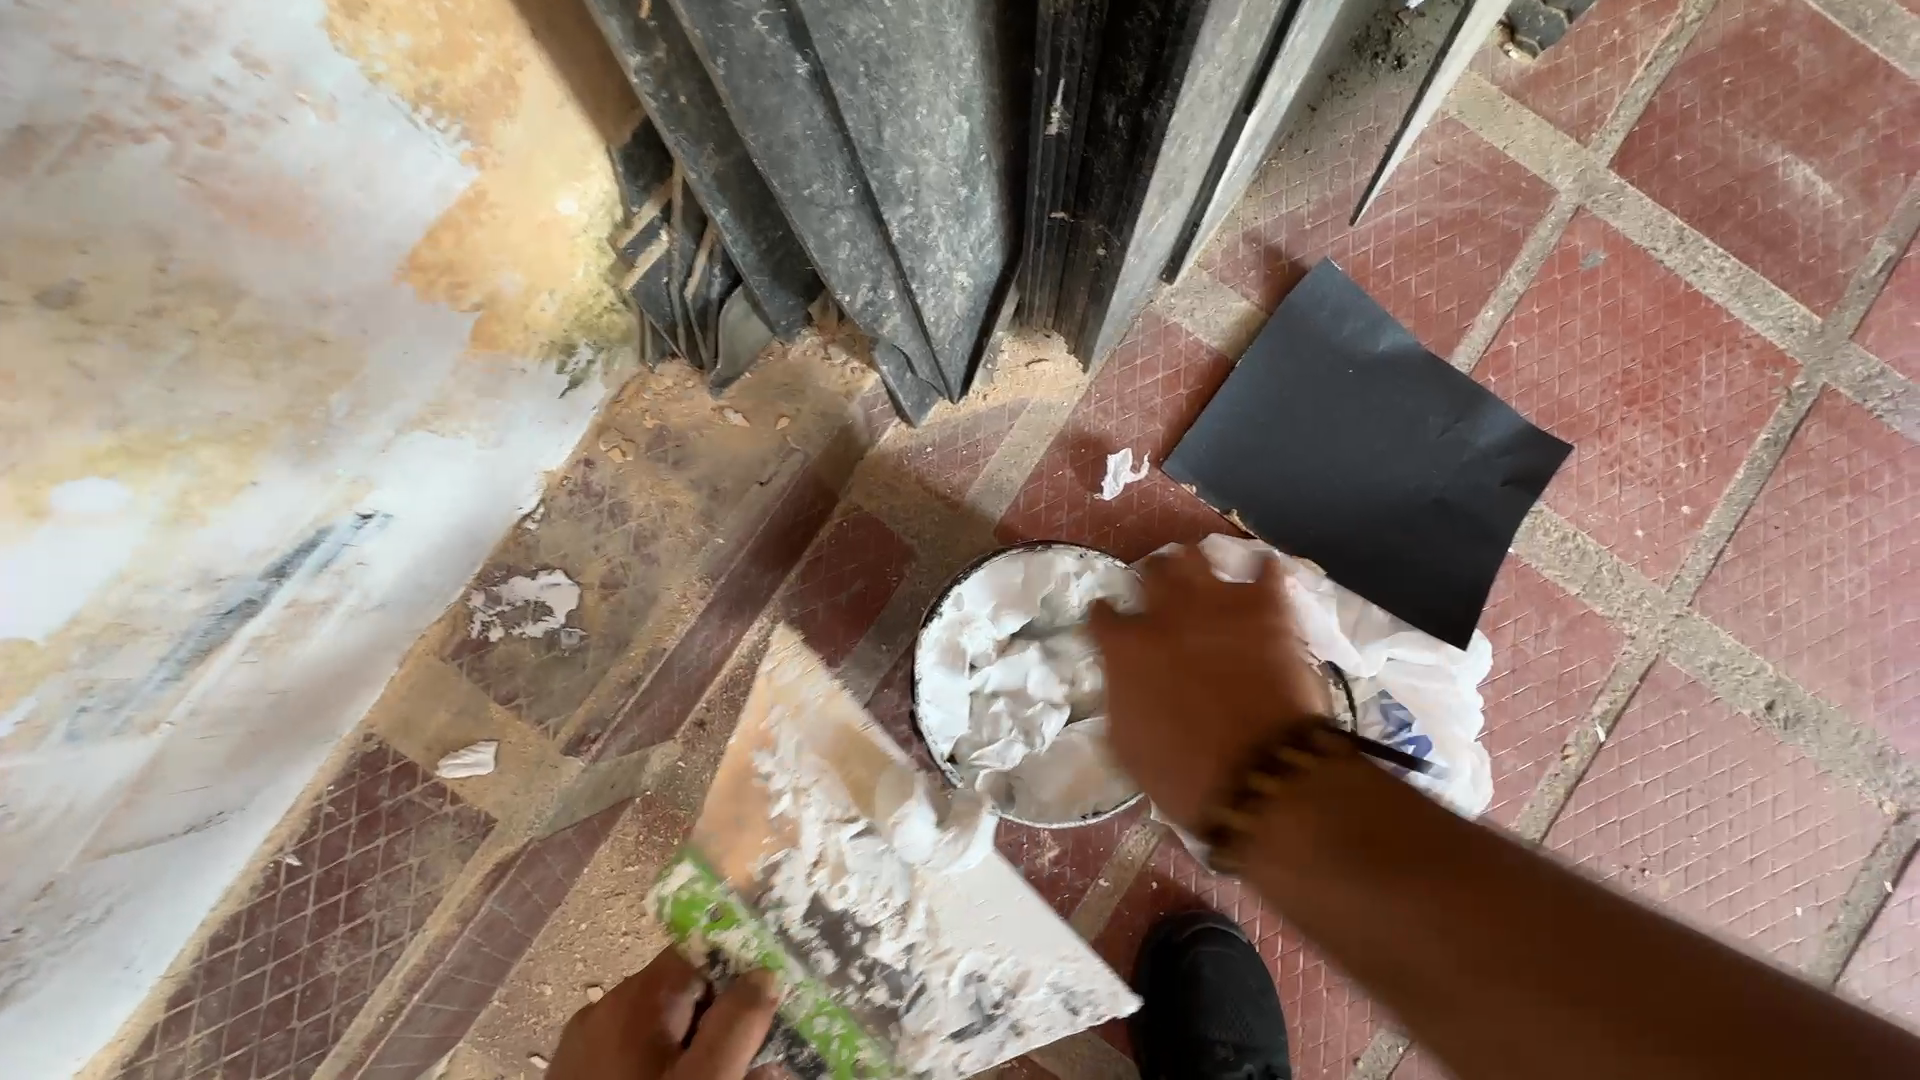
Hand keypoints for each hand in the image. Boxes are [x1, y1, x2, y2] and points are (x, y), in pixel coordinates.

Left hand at [548, 949, 782, 1079]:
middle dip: (723, 1023)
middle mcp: (604, 1011)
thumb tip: (764, 974)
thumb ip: (740, 1023)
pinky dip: (666, 1070)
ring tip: (738, 1076)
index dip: (738, 973)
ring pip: (662, 1033)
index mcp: (635, 998)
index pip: (699, 954)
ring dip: (699, 1053)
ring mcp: (585, 1051)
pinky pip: (636, 1061)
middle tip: (755, 1060)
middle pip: (682, 994)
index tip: (767, 1004)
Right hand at [1089, 545, 1328, 828]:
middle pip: (1151, 571)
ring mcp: (1218, 603)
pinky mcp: (1267, 607)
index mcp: (1127, 647)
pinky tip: (1263, 575)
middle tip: (1159, 592)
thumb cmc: (1184, 772)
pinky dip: (1262, 571)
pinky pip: (1266, 570)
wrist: (1260, 774)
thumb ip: (1120, 696)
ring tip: (1202, 575)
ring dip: (1195, 563)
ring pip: (1197, 555)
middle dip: (1151, 578)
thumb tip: (1122, 680)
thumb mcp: (1126, 742)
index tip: (1109, 621)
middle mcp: (1166, 613)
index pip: (1102, 615)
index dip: (1105, 617)